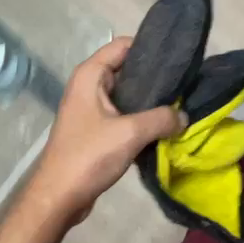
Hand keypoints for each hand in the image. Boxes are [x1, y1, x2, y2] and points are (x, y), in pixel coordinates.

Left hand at [26, 37, 184, 224]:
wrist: (59, 197)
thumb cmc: (89, 155)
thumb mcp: (130, 133)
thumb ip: (161, 119)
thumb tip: (184, 116)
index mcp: (91, 74)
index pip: (123, 45)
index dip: (149, 47)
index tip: (177, 58)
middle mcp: (88, 84)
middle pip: (126, 68)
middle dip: (153, 76)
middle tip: (183, 84)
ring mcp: (90, 106)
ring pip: (125, 93)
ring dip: (148, 100)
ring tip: (178, 105)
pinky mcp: (94, 128)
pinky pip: (122, 113)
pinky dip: (139, 117)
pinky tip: (161, 126)